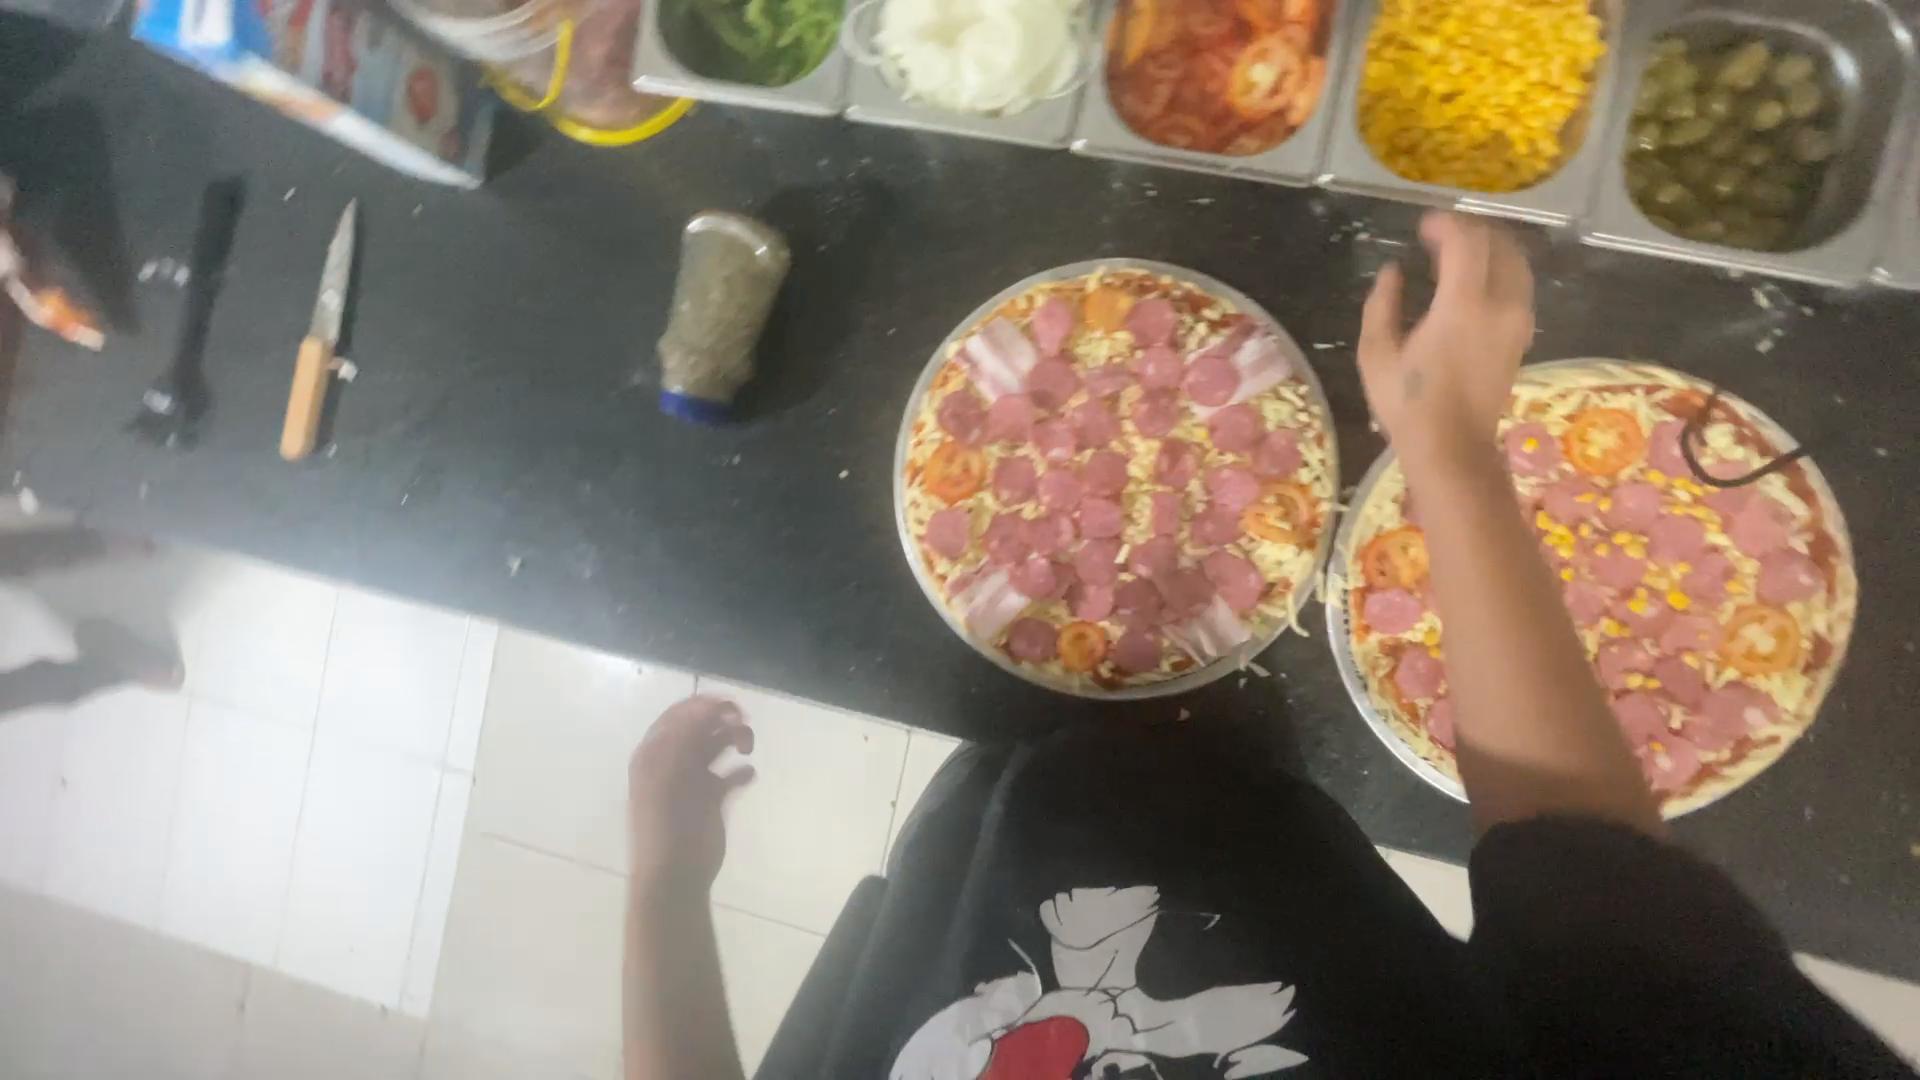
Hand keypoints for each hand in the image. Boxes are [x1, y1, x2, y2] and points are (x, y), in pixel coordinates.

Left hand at [628, 695, 754, 895]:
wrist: (674, 876)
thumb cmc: (667, 825)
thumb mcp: (669, 775)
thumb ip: (684, 738)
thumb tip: (707, 706)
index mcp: (656, 754)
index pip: (680, 714)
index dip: (705, 705)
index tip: (731, 707)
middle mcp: (674, 761)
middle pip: (703, 726)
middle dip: (724, 720)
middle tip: (743, 726)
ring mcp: (693, 779)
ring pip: (719, 745)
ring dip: (735, 740)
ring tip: (747, 749)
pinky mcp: (711, 798)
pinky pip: (731, 773)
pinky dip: (742, 770)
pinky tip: (746, 775)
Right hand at [1357, 212, 1535, 461]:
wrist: (1450, 444)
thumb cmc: (1406, 402)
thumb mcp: (1376, 354)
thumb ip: (1381, 306)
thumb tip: (1392, 273)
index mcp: (1461, 306)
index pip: (1466, 244)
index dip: (1446, 225)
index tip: (1423, 224)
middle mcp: (1500, 304)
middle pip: (1499, 245)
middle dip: (1472, 230)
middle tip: (1442, 233)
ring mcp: (1518, 320)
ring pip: (1516, 263)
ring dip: (1491, 248)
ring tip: (1461, 252)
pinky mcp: (1522, 335)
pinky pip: (1519, 285)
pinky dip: (1500, 270)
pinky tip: (1476, 281)